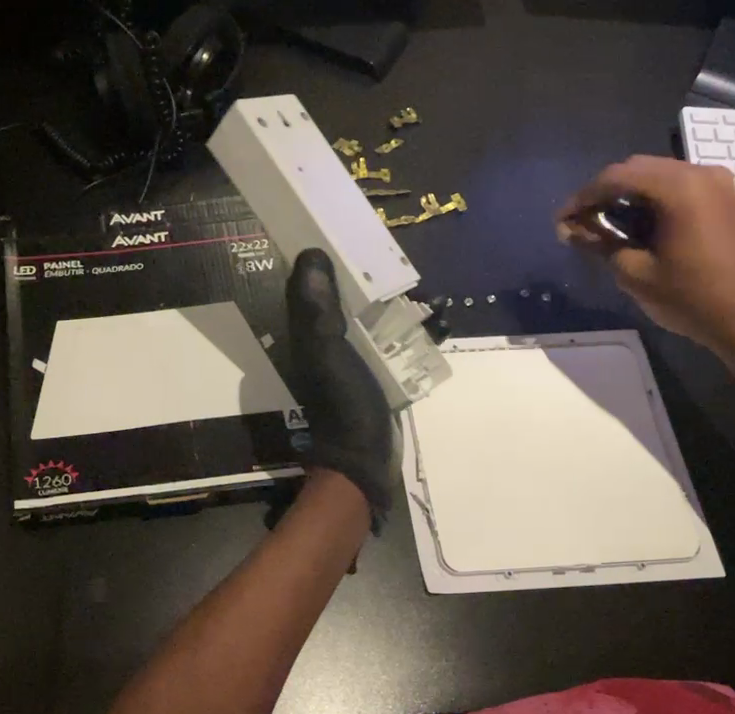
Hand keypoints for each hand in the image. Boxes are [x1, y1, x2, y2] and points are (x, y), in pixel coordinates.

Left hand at [280, 249, 396, 531]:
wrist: (364, 465)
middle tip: (392, 257)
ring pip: (368, 319)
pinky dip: (405, 329)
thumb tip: (309, 254)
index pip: (309, 284)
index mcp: (306, 335)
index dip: (322, 258)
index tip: (345, 228)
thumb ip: (317, 310)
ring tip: (418, 287)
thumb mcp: (326, 352)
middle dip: (365, 277)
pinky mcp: (374, 377)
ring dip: (390, 302)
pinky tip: (428, 320)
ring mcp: (349, 361)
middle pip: (342, 298)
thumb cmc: (342, 406)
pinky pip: (388, 343)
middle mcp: (323, 344)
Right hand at [557, 156, 734, 356]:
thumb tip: (571, 230)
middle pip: (638, 169)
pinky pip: (677, 187)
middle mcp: (699, 173)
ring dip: (627, 197)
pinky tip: (636, 227)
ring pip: (657, 176)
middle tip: (579, 225)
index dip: (582, 197)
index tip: (561, 222)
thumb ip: (601, 244)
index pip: (617, 177)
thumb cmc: (690, 297)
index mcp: (678, 187)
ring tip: (604, 228)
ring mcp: (716, 183)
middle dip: (604, 193)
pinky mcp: (723, 198)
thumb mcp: (635, 274)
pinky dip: (651, 201)